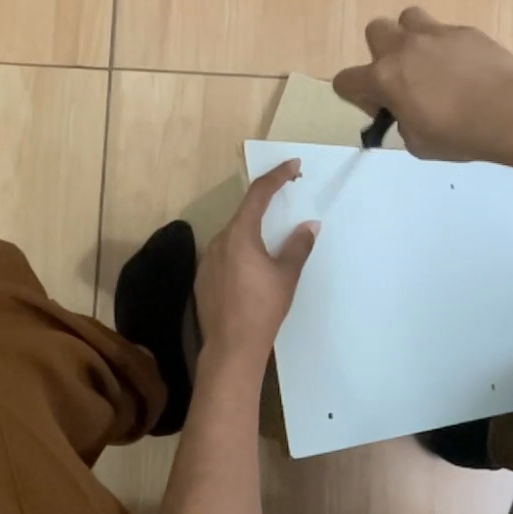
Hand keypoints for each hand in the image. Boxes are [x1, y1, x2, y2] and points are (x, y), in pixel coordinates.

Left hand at [195, 160, 318, 368]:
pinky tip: (252, 269)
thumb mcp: (286, 275)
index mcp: (240, 235)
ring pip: (233, 236)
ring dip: (252, 232)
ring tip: (272, 241)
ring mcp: (207, 260)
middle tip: (287, 197)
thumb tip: (309, 226)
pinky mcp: (203, 278)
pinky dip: (240, 253)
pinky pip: (224, 256)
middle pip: (244, 215)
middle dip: (265, 205)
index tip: (293, 166)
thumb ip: (298, 246)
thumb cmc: (263, 308)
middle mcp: (219, 241)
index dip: (277, 176)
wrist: (231, 347)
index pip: (259, 194)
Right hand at [333, 7, 512, 162]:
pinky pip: (445, 32)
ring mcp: (436, 34)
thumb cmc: (459, 135)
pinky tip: (464, 71)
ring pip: (408, 18)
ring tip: (429, 63)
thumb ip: (402, 124)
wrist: (512, 112)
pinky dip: (446, 48)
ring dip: (411, 37)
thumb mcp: (417, 144)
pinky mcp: (466, 31)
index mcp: (384, 78)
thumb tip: (407, 113)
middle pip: (375, 31)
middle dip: (381, 53)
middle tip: (402, 79)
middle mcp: (404, 49)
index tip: (380, 109)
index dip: (356, 96)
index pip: (345, 80)